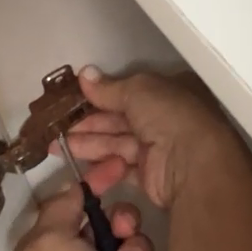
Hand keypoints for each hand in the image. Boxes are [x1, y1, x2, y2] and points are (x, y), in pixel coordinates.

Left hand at [6, 185, 167, 250]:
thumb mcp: (49, 241)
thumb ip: (61, 207)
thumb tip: (73, 188)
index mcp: (47, 250)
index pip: (74, 204)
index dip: (95, 184)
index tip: (119, 167)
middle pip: (112, 222)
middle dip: (123, 222)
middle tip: (124, 231)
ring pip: (137, 245)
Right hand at [58, 66, 251, 208]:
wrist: (193, 163)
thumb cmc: (169, 116)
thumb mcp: (138, 90)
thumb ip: (109, 87)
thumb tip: (84, 74)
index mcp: (166, 93)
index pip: (128, 93)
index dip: (100, 96)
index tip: (74, 102)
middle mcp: (163, 119)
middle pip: (119, 120)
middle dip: (88, 124)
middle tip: (58, 130)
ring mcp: (157, 148)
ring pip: (117, 143)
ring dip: (89, 145)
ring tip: (58, 148)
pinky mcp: (151, 176)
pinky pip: (121, 168)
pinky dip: (103, 166)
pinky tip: (81, 166)